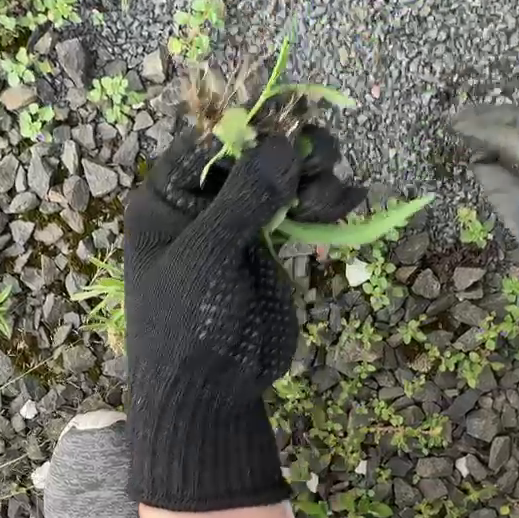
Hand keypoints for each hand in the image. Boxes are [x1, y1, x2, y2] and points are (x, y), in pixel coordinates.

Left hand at [123, 125, 363, 509]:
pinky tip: (349, 205)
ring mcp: (240, 222)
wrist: (208, 391)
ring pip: (285, 176)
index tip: (293, 126)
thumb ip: (244, 199)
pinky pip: (301, 208)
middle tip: (323, 160)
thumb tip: (284, 143)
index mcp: (169, 197)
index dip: (252, 128)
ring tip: (333, 199)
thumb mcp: (207, 257)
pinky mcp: (271, 245)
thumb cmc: (189, 322)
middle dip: (293, 151)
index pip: (210, 141)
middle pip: (255, 152)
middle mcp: (204, 201)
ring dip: (316, 177)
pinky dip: (327, 202)